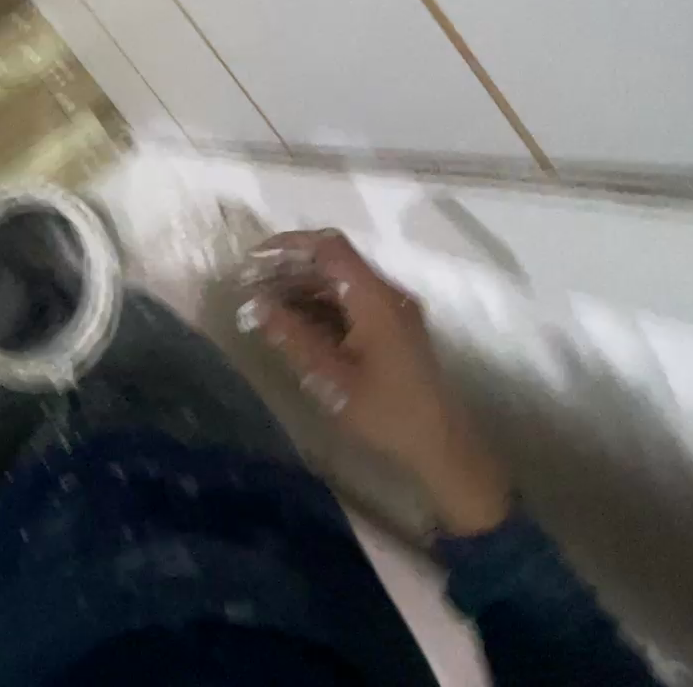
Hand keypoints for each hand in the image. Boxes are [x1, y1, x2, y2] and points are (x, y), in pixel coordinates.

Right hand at [246, 229, 512, 534]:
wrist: (441, 447)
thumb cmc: (386, 411)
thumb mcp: (331, 377)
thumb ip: (293, 336)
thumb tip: (256, 305)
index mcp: (375, 298)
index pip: (330, 248)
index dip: (289, 245)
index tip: (253, 260)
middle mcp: (387, 294)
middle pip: (333, 262)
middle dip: (289, 269)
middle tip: (250, 286)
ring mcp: (392, 309)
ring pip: (340, 282)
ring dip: (301, 287)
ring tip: (264, 305)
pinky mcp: (392, 327)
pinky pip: (350, 301)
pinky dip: (319, 304)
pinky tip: (293, 323)